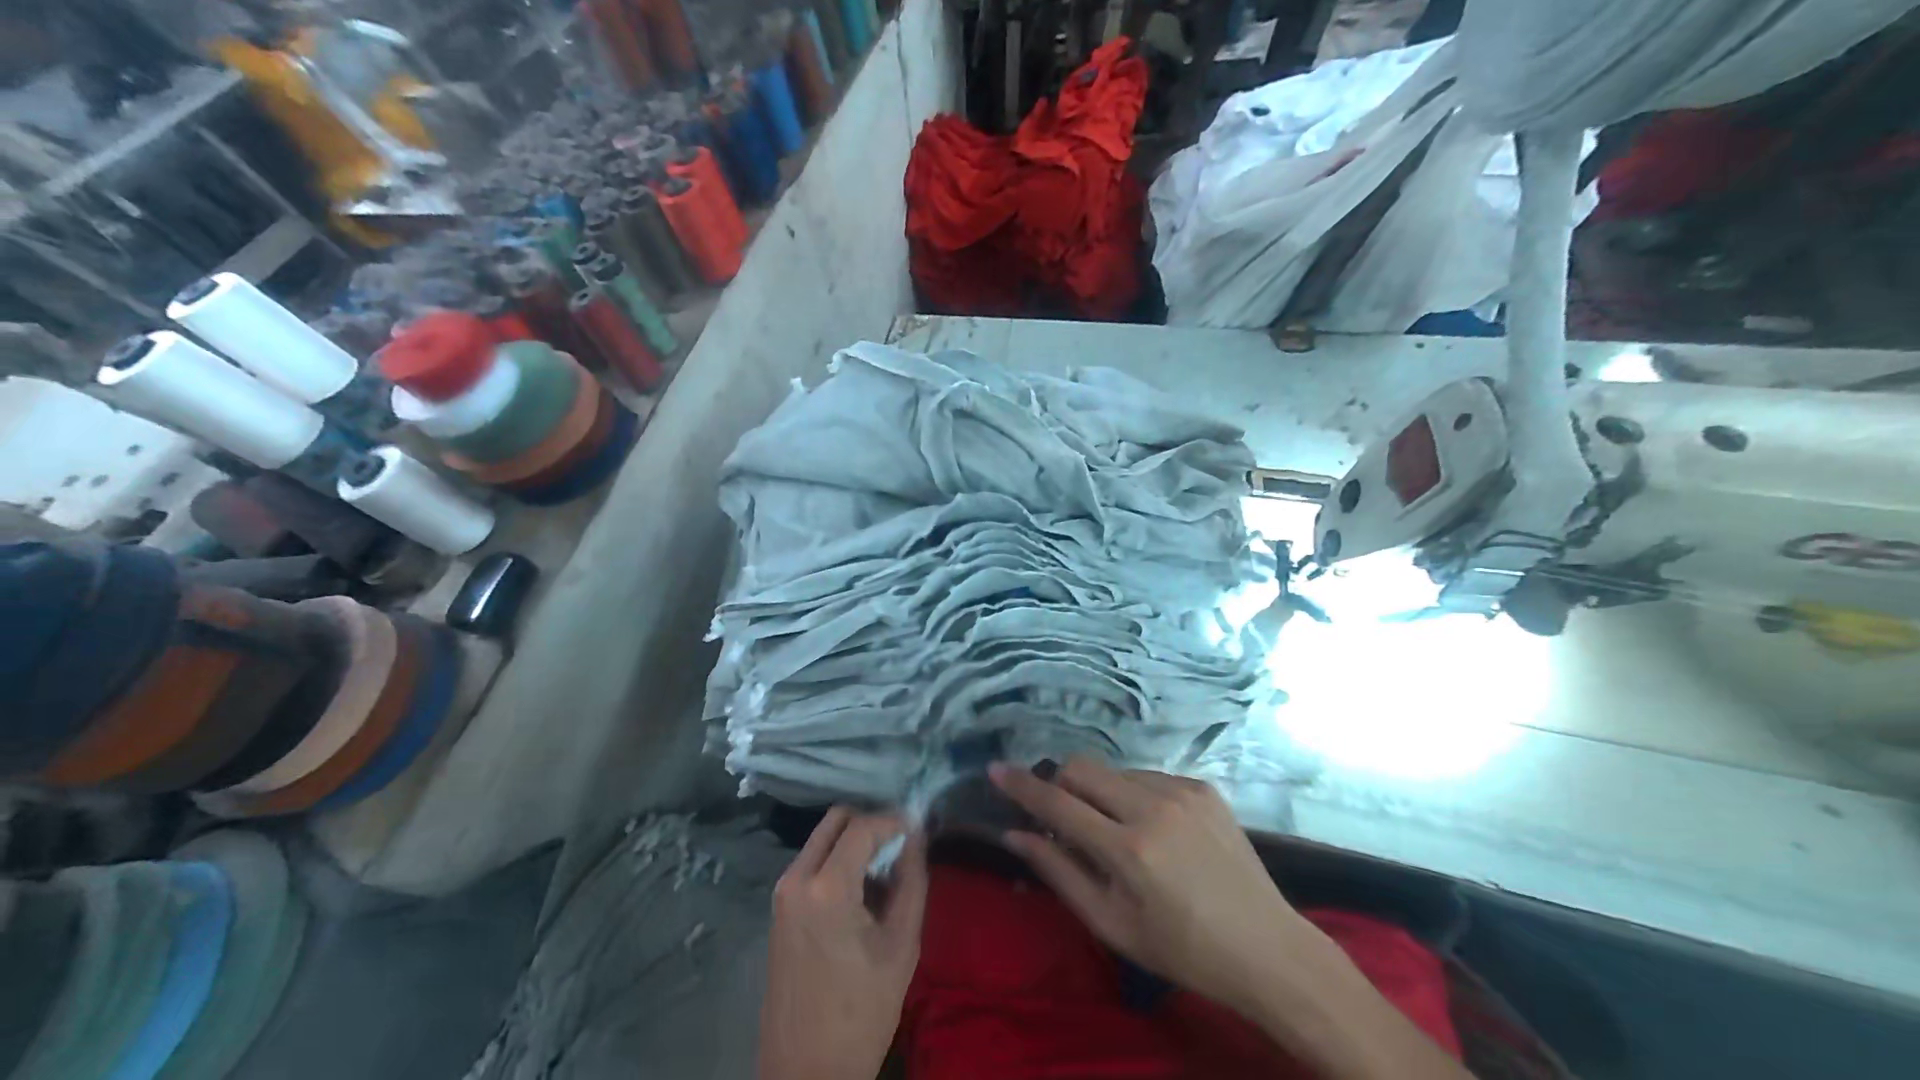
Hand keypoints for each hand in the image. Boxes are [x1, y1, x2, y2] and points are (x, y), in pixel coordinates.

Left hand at [758, 808, 927, 1079]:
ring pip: (822, 839)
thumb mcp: (901, 944)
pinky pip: (813, 862)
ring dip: (855, 842)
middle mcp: (795, 878)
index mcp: (826, 888)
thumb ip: (911, 881)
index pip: (863, 826)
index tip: (920, 827)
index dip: (895, 820)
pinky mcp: (779, 907)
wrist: (806, 1070)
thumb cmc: (861, 1011)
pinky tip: (865, 890)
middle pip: (836, 820)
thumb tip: (917, 837)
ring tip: (888, 870)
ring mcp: (782, 892)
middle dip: (871, 822)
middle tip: (901, 843)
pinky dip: (839, 861)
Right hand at [989, 759, 1313, 1018]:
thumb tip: (1014, 836)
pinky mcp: (1203, 788)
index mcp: (1128, 849)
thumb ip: (1059, 873)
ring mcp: (1183, 792)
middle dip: (1061, 786)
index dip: (1021, 786)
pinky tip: (1153, 831)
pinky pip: (1147, 776)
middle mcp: (1154, 807)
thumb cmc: (1181, 949)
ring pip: (1114, 771)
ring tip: (1117, 833)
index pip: (1058, 803)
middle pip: (1082, 768)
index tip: (996, 770)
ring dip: (1099, 793)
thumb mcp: (1111, 923)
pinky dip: (1133, 796)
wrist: (1267, 949)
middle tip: (1066, 821)